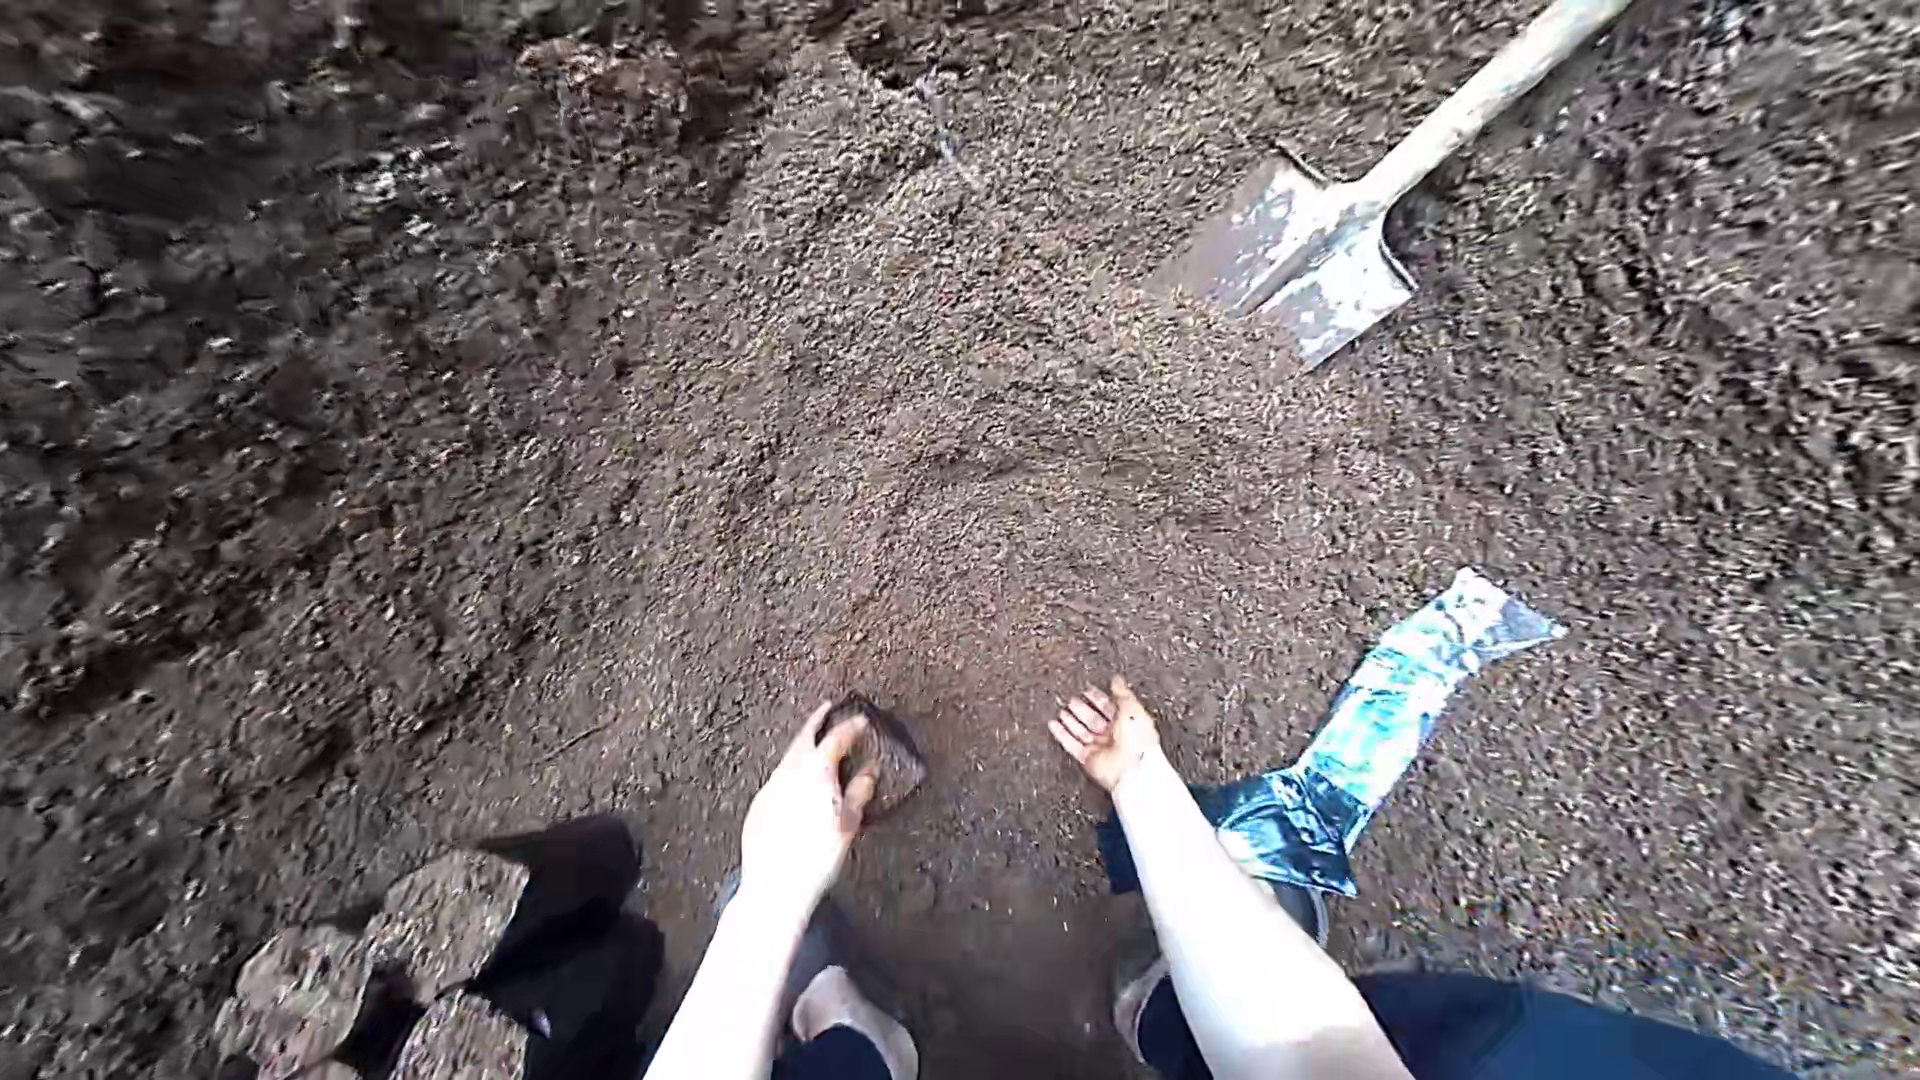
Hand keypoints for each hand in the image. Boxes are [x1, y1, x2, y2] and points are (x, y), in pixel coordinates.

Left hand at [739, 702, 878, 911]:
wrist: (775, 887)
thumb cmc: (816, 857)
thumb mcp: (849, 822)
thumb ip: (859, 791)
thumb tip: (869, 772)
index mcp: (816, 771)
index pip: (837, 738)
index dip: (851, 727)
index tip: (861, 722)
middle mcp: (790, 771)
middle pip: (804, 737)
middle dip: (817, 721)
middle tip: (826, 710)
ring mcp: (771, 786)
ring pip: (789, 757)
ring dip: (802, 747)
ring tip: (814, 746)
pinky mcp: (759, 804)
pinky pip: (777, 779)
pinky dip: (790, 772)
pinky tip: (797, 784)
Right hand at [1049, 675, 1162, 792]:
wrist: (1133, 769)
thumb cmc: (1138, 740)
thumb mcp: (1132, 708)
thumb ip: (1122, 692)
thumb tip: (1117, 679)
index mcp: (1126, 723)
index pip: (1107, 707)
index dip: (1097, 698)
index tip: (1086, 690)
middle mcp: (1112, 736)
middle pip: (1092, 719)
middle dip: (1081, 709)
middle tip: (1071, 700)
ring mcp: (1099, 747)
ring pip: (1080, 731)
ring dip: (1070, 721)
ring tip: (1060, 710)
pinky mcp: (1087, 758)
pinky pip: (1071, 744)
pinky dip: (1061, 735)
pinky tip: (1054, 725)